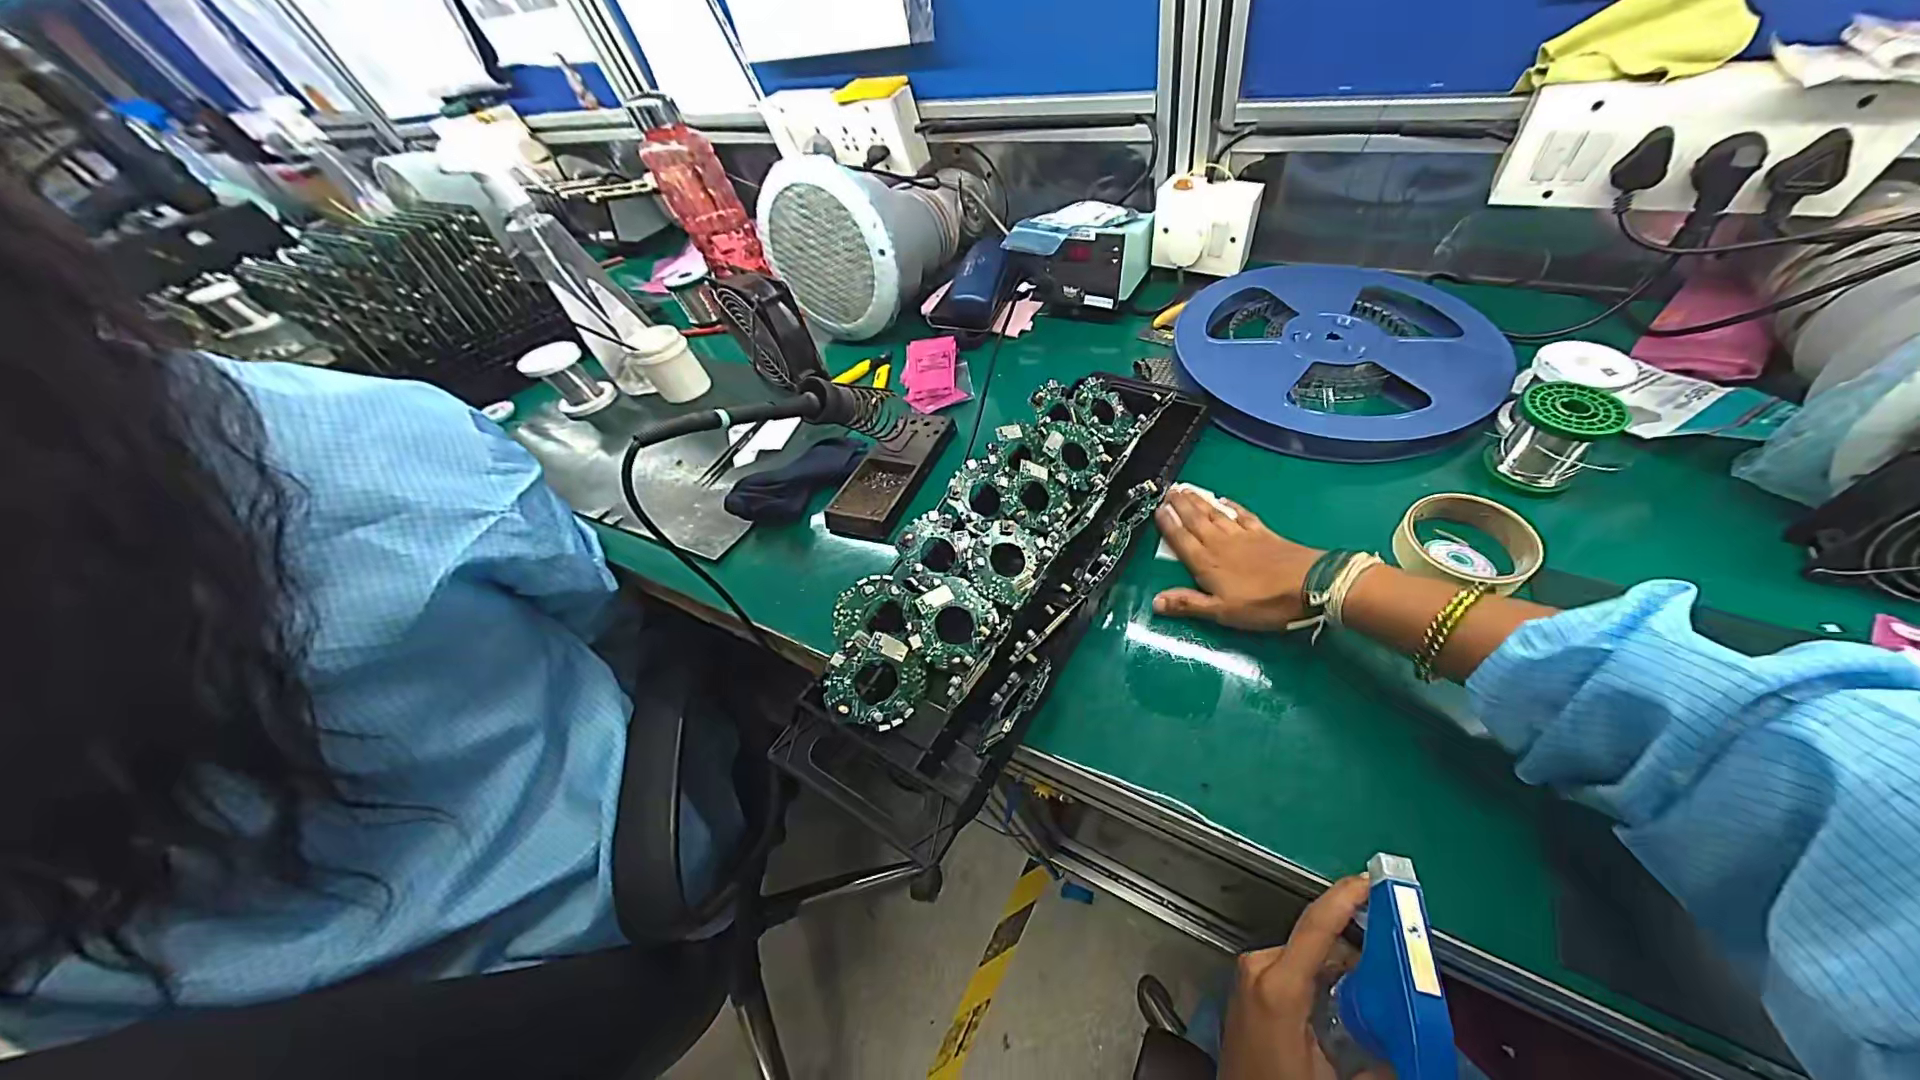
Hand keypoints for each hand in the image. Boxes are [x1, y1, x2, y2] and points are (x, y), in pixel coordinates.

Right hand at [1152, 488, 1323, 630]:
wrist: (1311, 585)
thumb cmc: (1264, 603)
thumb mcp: (1223, 612)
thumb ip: (1189, 604)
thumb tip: (1155, 601)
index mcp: (1206, 563)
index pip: (1181, 539)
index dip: (1167, 524)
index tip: (1157, 508)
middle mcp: (1219, 544)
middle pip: (1195, 520)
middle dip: (1180, 505)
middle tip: (1168, 490)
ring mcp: (1242, 535)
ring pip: (1214, 514)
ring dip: (1198, 501)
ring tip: (1185, 489)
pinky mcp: (1263, 533)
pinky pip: (1241, 515)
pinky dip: (1231, 506)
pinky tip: (1223, 499)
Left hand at [1219, 875, 1376, 1079]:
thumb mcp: (1334, 1079)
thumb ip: (1377, 1060)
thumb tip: (1409, 1046)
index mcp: (1278, 985)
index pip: (1315, 926)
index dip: (1343, 898)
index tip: (1367, 880)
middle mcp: (1259, 968)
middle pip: (1315, 942)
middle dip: (1355, 951)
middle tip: (1393, 966)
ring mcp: (1249, 975)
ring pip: (1305, 956)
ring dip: (1338, 970)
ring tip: (1373, 997)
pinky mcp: (1247, 985)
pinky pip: (1290, 969)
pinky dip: (1319, 979)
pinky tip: (1342, 1006)